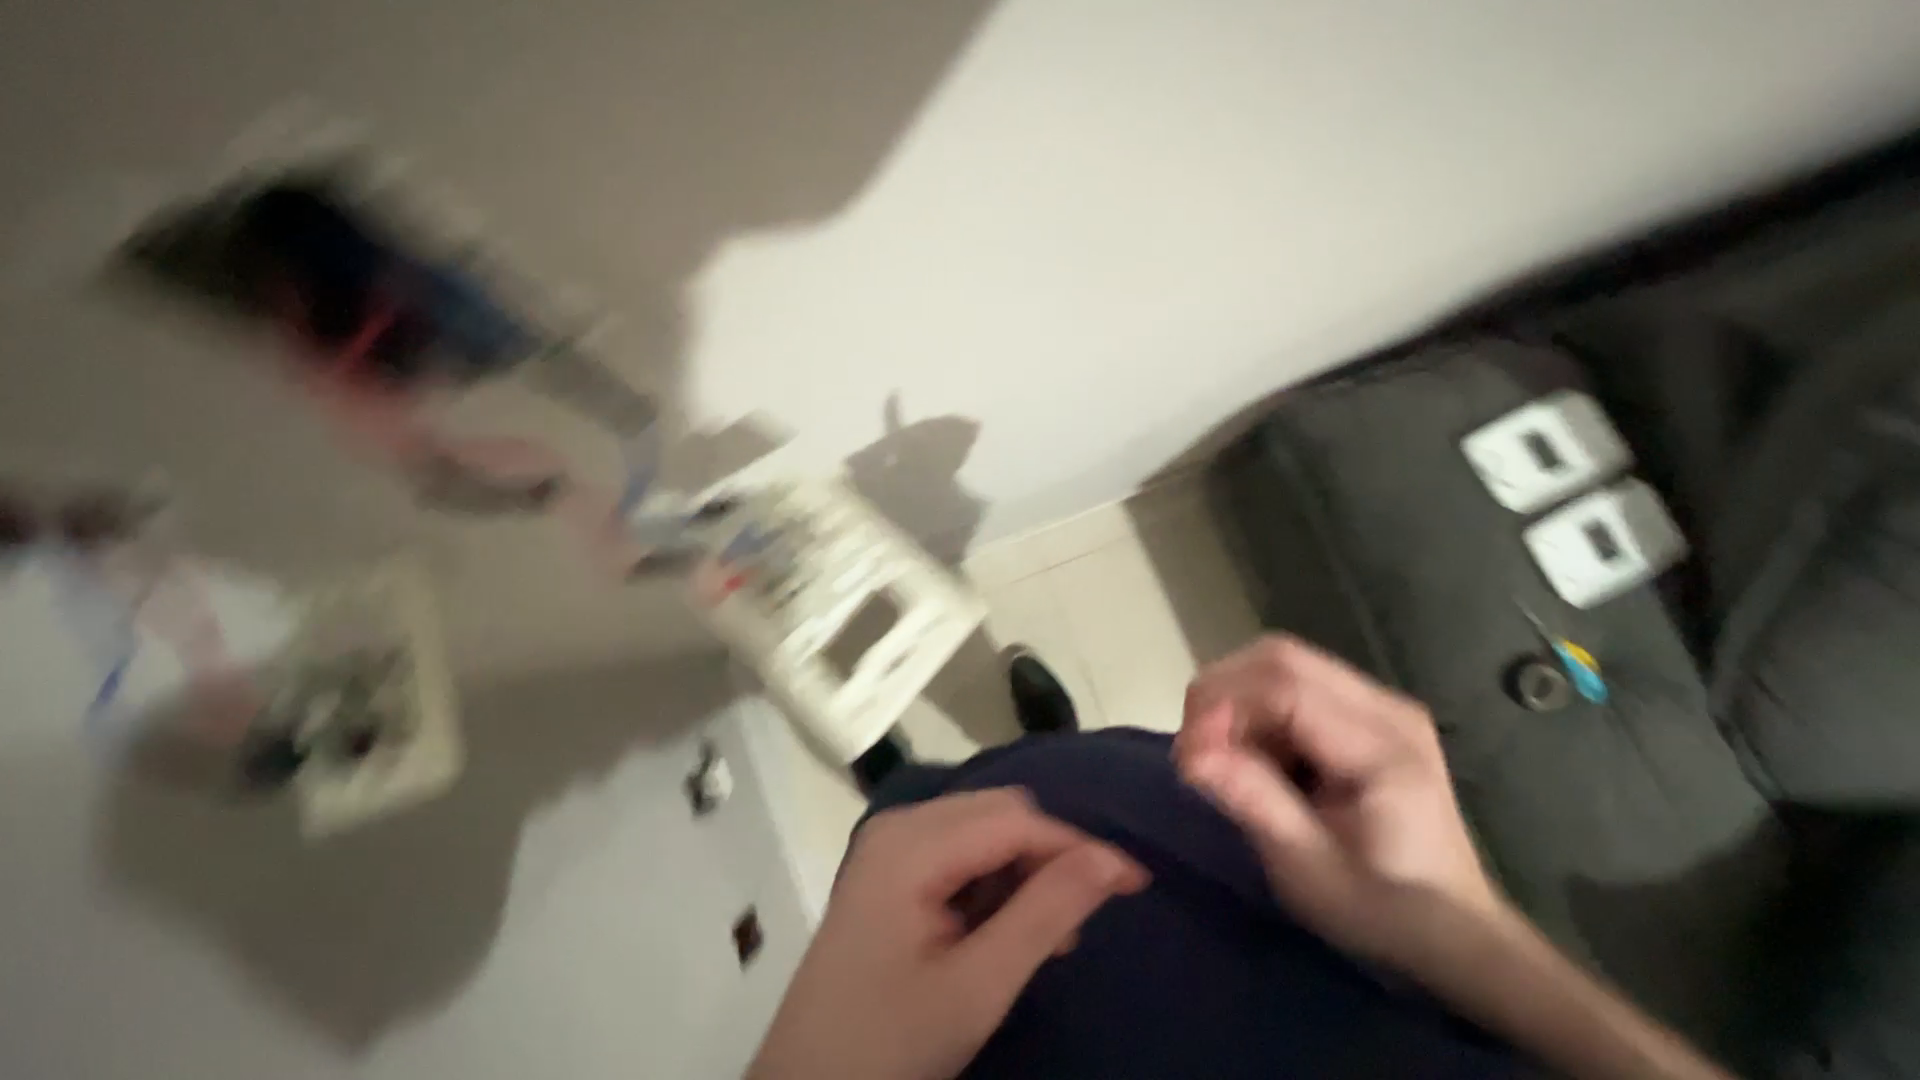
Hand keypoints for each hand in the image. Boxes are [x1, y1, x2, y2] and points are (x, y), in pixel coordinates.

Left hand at [748, 788, 1148, 1079]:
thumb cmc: (889, 1043)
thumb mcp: (977, 986)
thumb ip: (1046, 913)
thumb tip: (1111, 859)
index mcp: (911, 845)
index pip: (1016, 820)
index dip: (1078, 846)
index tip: (1135, 883)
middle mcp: (899, 827)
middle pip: (998, 814)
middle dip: (1049, 857)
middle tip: (1077, 924)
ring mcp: (889, 847)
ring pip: (982, 831)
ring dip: (1023, 873)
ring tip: (1045, 938)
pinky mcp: (889, 872)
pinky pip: (958, 853)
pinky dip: (993, 883)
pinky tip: (1003, 930)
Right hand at [1173, 636, 1506, 966]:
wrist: (1452, 932)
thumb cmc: (1381, 910)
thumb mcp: (1309, 870)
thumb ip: (1253, 800)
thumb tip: (1190, 753)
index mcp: (1383, 746)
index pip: (1284, 686)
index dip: (1222, 706)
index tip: (1187, 757)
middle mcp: (1385, 707)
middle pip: (1279, 658)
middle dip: (1220, 693)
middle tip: (1194, 750)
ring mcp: (1379, 704)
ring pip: (1281, 663)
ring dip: (1235, 700)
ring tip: (1221, 755)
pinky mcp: (1366, 712)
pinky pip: (1292, 683)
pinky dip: (1256, 710)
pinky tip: (1254, 756)